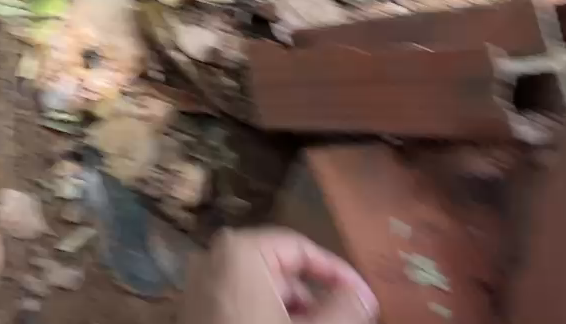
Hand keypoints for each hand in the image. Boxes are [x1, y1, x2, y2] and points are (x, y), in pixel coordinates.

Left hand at [181, 228, 377, 323]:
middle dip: (316, 300)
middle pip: (280, 271)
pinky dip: (268, 319)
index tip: (367, 299)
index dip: (337, 272)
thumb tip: (363, 294)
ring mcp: (202, 286)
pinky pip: (243, 306)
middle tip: (350, 323)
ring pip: (262, 291)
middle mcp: (215, 258)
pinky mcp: (198, 313)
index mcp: (240, 251)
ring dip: (296, 315)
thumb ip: (343, 312)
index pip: (298, 248)